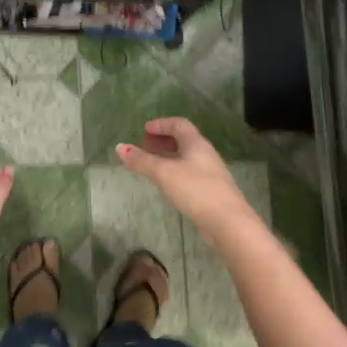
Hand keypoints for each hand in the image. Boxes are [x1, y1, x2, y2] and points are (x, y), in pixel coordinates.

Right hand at [117, 118, 256, 232]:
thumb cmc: (195, 189)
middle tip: (144, 146)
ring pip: (186, 157)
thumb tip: (119, 147)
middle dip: (162, 140)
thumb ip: (141, 160)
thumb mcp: (164, 173)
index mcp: (196, 144)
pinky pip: (189, 172)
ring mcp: (210, 173)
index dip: (161, 124)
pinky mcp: (210, 190)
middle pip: (183, 140)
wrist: (228, 221)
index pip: (179, 125)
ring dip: (168, 156)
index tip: (144, 129)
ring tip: (150, 164)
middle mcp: (205, 154)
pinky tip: (166, 183)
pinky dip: (174, 170)